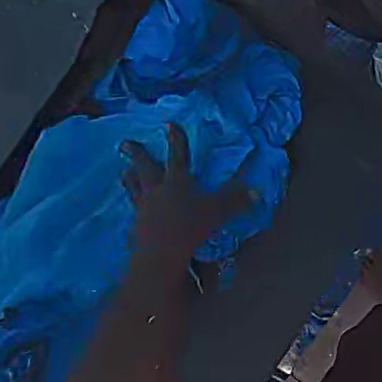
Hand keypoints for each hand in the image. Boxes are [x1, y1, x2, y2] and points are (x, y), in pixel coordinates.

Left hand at [120, 123, 247, 286]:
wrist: (159, 256)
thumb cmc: (190, 227)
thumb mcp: (218, 211)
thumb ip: (236, 199)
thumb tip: (257, 190)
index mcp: (176, 182)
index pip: (178, 157)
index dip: (176, 141)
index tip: (169, 125)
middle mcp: (157, 191)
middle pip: (146, 169)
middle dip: (138, 155)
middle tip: (125, 143)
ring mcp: (144, 209)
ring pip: (134, 188)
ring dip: (129, 178)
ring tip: (123, 171)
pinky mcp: (137, 227)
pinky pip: (134, 210)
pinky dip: (133, 205)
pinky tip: (133, 208)